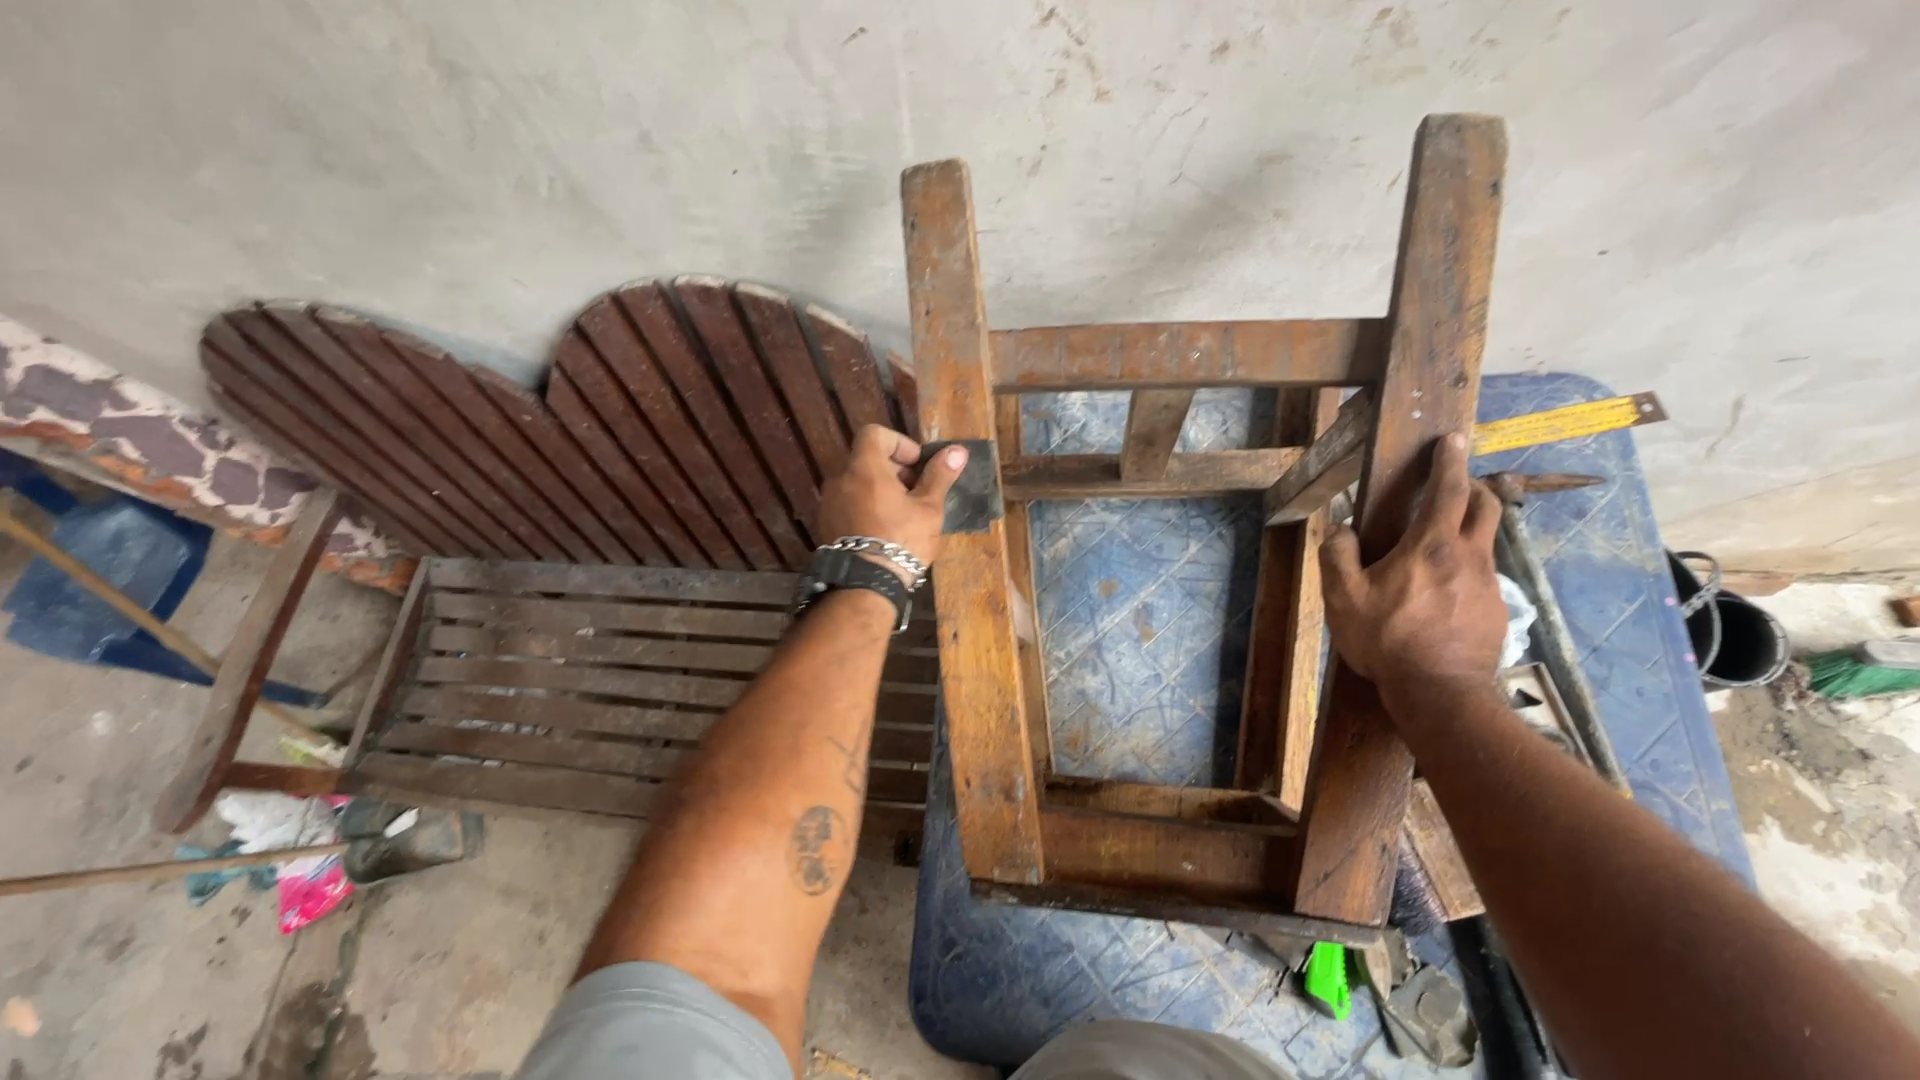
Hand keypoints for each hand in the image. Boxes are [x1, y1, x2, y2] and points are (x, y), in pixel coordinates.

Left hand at [815, 425, 965, 573]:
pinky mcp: (826, 524)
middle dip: (894, 469)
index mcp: (864, 468)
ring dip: (880, 489)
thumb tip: (958, 451)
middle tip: (916, 494)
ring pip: (858, 483)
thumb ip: (939, 475)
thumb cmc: (902, 541)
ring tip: (902, 515)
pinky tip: (883, 531)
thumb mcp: (928, 508)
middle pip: (867, 459)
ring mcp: (829, 503)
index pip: (875, 433)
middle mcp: (841, 479)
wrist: (866, 585)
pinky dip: (866, 507)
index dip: (899, 443)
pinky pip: (848, 503)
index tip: (916, 466)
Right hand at [1320, 432, 1506, 694]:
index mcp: (1431, 546)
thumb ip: (1337, 555)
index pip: (1449, 489)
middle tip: (1454, 485)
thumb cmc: (1388, 640)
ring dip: (1470, 528)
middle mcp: (1468, 556)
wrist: (1440, 692)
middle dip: (1474, 486)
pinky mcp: (1496, 611)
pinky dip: (1466, 568)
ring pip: (1487, 541)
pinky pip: (1482, 575)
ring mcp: (1488, 584)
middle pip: (1487, 505)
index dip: (1450, 460)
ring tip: (1442, 542)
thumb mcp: (1342, 598)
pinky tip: (1444, 592)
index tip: (1452, 439)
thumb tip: (1343, 530)